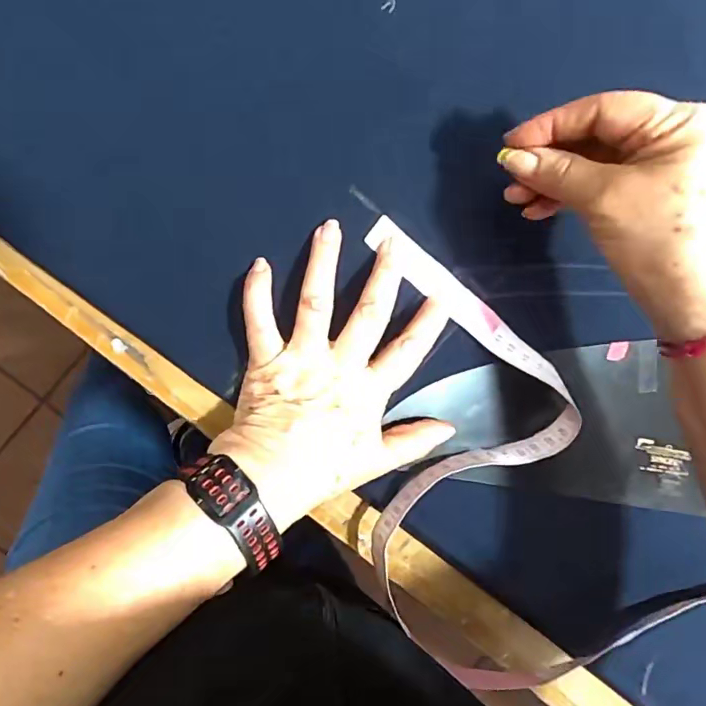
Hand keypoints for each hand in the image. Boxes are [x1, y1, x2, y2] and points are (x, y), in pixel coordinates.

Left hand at [208, 219, 454, 529]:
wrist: (268, 476)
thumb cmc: (319, 471)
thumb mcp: (373, 462)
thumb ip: (411, 441)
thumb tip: (449, 428)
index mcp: (368, 392)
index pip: (405, 351)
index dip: (426, 324)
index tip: (441, 295)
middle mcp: (339, 366)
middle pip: (367, 313)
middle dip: (383, 276)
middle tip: (393, 244)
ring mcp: (301, 359)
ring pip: (315, 303)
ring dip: (322, 264)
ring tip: (329, 229)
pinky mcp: (265, 360)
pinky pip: (259, 321)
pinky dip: (257, 292)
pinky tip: (259, 264)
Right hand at [497, 91, 705, 341]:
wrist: (697, 298)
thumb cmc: (660, 238)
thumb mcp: (603, 198)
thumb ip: (556, 172)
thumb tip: (512, 158)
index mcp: (685, 123)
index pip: (605, 109)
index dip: (551, 125)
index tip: (509, 147)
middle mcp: (682, 136)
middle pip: (599, 135)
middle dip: (550, 158)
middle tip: (511, 179)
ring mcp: (671, 165)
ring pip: (597, 161)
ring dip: (553, 178)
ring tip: (519, 200)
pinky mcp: (656, 193)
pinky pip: (605, 182)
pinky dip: (571, 192)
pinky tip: (541, 208)